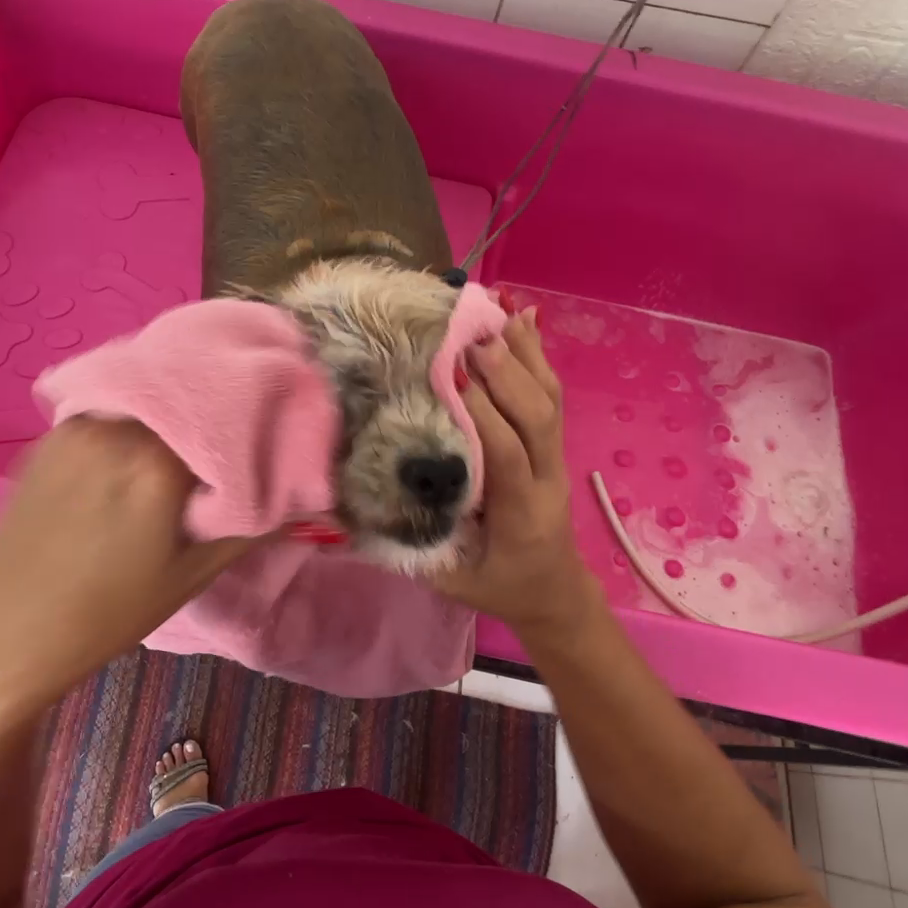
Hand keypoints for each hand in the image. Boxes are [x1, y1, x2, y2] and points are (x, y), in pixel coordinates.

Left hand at [0, 418, 265, 706]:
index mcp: (156, 463)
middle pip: (186, 404)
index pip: (225, 417)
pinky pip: (112, 415)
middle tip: (233, 445)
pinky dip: (136, 426)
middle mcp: (117, 429)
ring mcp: (77, 429)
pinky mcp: (50, 437)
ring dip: (174, 421)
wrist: (5, 636)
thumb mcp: (190, 576)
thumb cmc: (107, 614)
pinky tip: (141, 456)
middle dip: (215, 419)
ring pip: (148, 407)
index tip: (270, 440)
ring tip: (189, 451)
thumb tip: (306, 502)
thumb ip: (251, 528)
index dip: (251, 428)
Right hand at [434, 310, 600, 638]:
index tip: (453, 377)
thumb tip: (350, 519)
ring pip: (551, 400)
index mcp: (521, 517)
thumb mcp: (451, 582)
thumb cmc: (497, 587)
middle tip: (469, 337)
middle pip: (539, 418)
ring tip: (492, 314)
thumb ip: (411, 550)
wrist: (554, 593)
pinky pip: (552, 396)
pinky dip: (537, 355)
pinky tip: (521, 320)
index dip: (486, 415)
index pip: (509, 458)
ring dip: (524, 355)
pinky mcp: (555, 447)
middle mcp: (547, 480)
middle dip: (506, 374)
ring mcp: (557, 460)